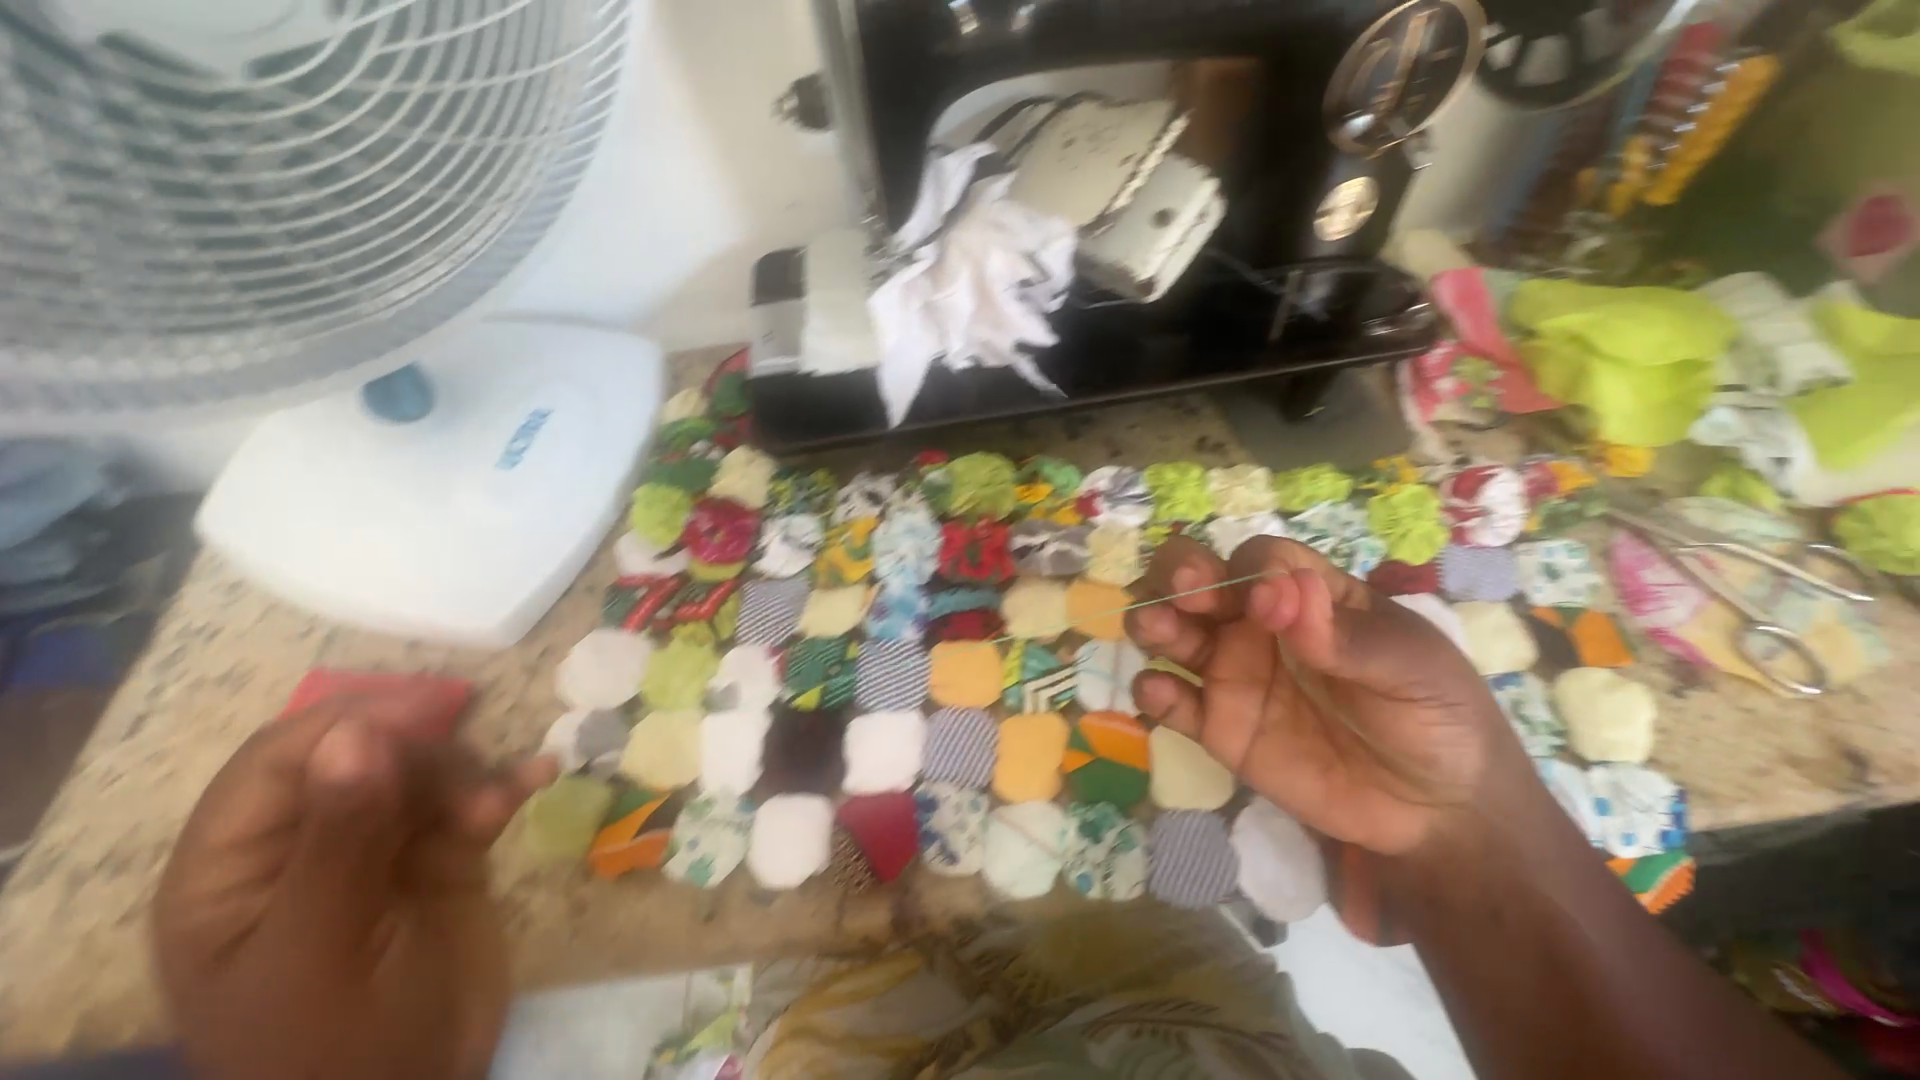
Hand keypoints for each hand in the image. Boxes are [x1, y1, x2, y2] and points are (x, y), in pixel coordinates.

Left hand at [153, 686, 555, 1079]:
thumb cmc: (337, 1044)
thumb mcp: (326, 946)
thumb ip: (338, 839)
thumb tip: (353, 730)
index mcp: (234, 869)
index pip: (278, 763)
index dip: (348, 722)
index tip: (429, 706)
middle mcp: (304, 848)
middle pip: (359, 755)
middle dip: (418, 753)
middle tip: (468, 777)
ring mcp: (378, 852)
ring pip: (420, 772)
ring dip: (465, 773)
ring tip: (495, 806)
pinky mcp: (440, 861)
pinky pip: (468, 804)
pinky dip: (502, 786)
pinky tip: (537, 776)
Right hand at [1126, 536, 1509, 855]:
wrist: (1439, 810)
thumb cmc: (1436, 715)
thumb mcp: (1411, 667)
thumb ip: (1347, 635)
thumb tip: (1282, 592)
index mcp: (1308, 597)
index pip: (1261, 561)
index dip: (1253, 572)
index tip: (1265, 604)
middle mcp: (1259, 627)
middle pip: (1200, 582)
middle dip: (1179, 577)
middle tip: (1182, 595)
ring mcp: (1234, 676)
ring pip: (1173, 634)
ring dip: (1153, 623)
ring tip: (1153, 631)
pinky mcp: (1219, 728)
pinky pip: (1173, 703)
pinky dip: (1153, 693)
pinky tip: (1159, 694)